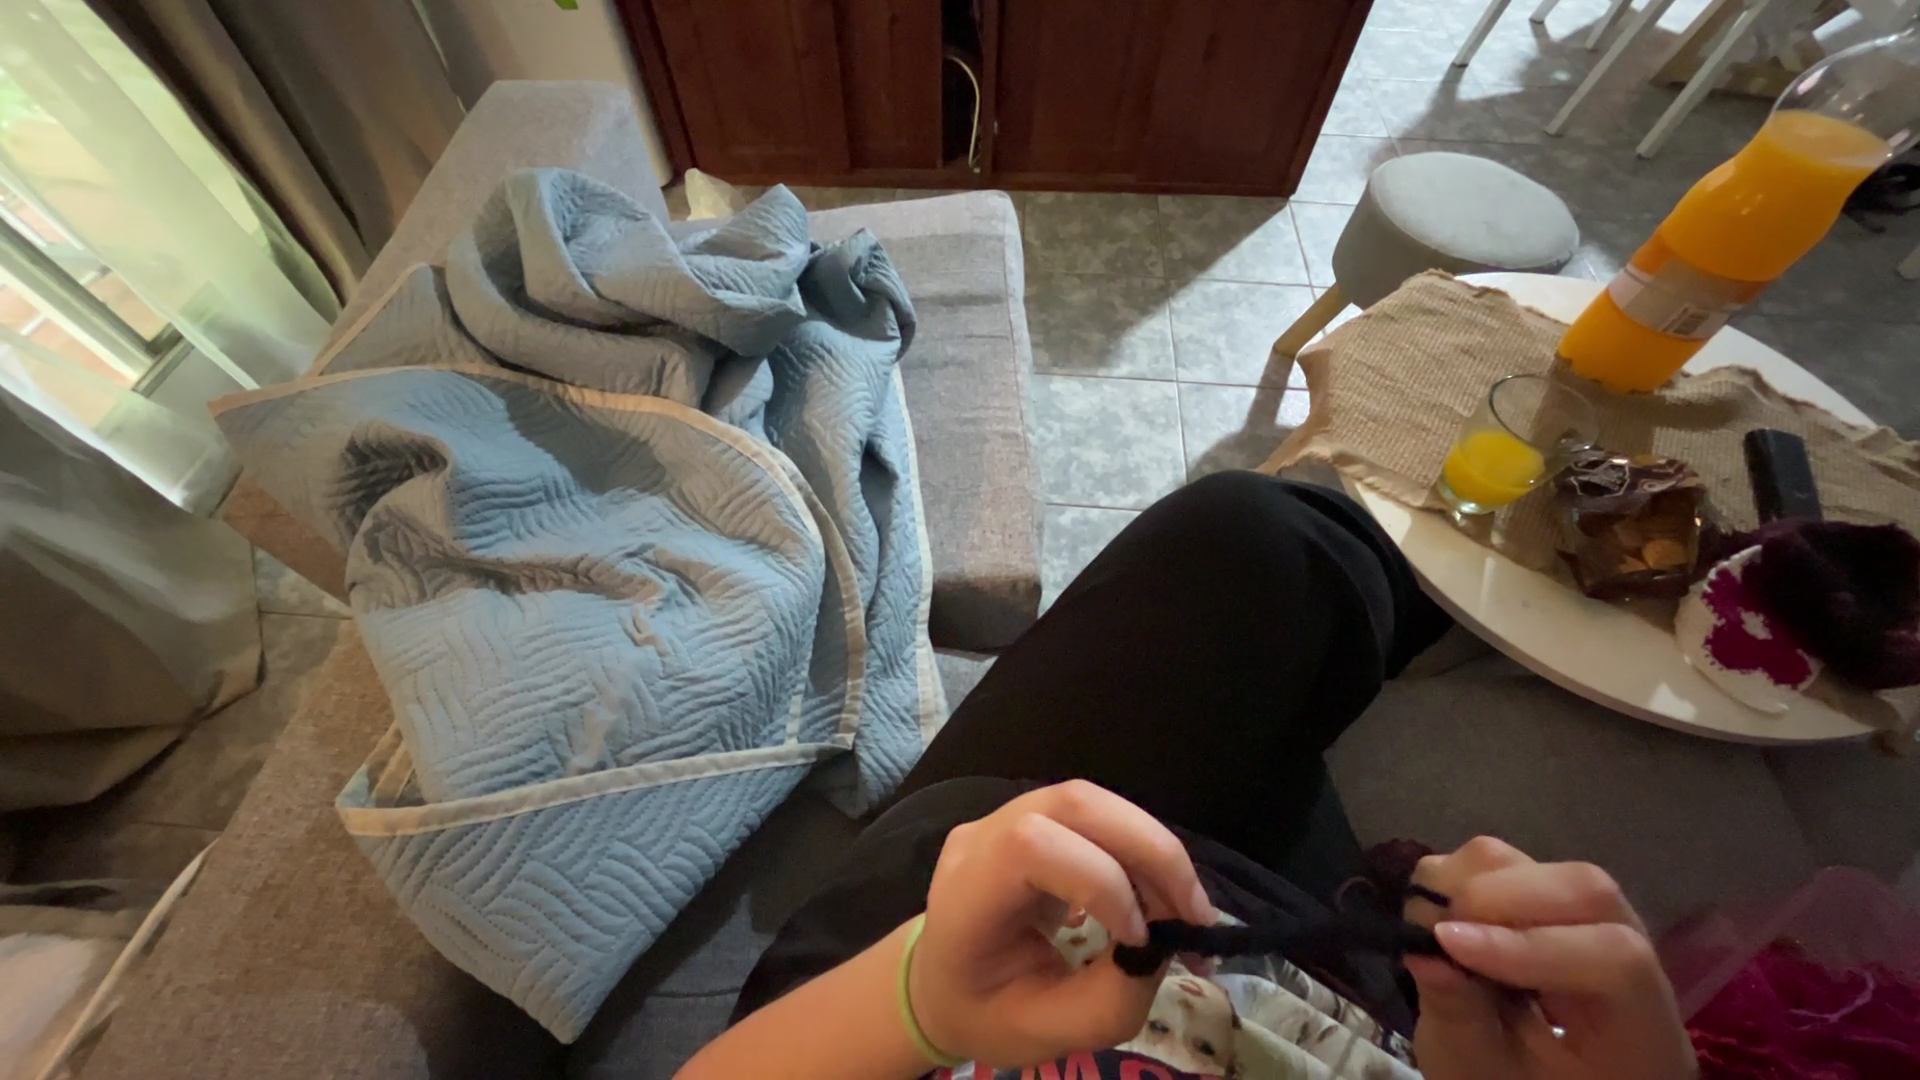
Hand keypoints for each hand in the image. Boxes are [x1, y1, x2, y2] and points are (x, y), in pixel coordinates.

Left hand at [907, 780, 1216, 1068]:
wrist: (942, 980)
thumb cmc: (984, 1010)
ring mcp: (1003, 815)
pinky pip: (1093, 814)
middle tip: (1197, 914)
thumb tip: (1166, 942)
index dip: (1099, 879)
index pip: (1031, 844)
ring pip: (1091, 800)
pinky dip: (1138, 846)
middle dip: (1150, 849)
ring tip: (1185, 908)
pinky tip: (1157, 892)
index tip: (1138, 939)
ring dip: (1152, 847)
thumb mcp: (1047, 1031)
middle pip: (1073, 802)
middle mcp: (981, 834)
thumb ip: (1111, 997)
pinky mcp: (1031, 815)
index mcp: (966, 891)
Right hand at [1404, 837, 1696, 1079]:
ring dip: (1466, 882)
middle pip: (1586, 891)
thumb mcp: (1480, 1073)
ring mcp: (1579, 922)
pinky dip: (1455, 877)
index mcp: (1640, 1033)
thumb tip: (1425, 950)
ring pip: (1533, 864)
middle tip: (1441, 929)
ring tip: (1435, 925)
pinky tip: (1442, 917)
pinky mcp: (1537, 901)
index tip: (1450, 946)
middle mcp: (1625, 961)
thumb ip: (1459, 1017)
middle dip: (1496, 896)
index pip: (1614, 958)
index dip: (1527, 942)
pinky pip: (1496, 861)